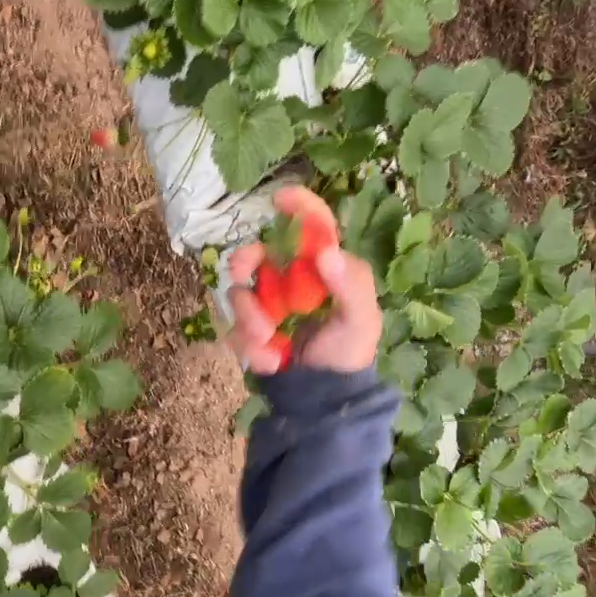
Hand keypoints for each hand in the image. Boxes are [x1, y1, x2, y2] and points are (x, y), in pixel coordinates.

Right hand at [225, 186, 381, 374]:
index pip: (312, 228)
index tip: (279, 198)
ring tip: (266, 341)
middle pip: (259, 253)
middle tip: (240, 274)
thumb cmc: (348, 353)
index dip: (298, 208)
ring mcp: (266, 304)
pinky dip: (247, 343)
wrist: (320, 397)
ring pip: (240, 292)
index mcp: (322, 269)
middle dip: (245, 261)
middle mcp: (291, 280)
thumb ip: (352, 286)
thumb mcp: (361, 321)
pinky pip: (234, 325)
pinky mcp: (249, 328)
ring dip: (248, 316)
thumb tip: (325, 253)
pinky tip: (268, 359)